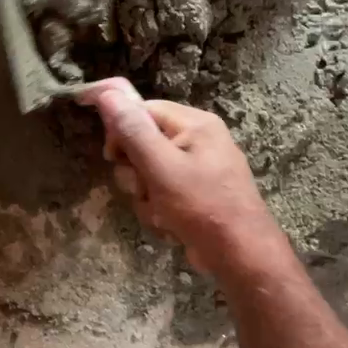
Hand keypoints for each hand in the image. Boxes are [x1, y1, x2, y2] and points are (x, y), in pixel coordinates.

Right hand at [79, 78, 289, 275]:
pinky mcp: (194, 192)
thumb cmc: (202, 206)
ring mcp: (196, 168)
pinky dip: (157, 208)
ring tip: (160, 212)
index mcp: (194, 123)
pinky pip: (160, 191)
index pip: (142, 110)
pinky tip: (169, 223)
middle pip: (142, 142)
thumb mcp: (161, 167)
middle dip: (135, 171)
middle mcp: (197, 139)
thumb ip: (133, 131)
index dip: (121, 131)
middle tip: (143, 188)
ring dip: (144, 195)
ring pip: (146, 172)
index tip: (112, 155)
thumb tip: (108, 93)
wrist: (239, 254)